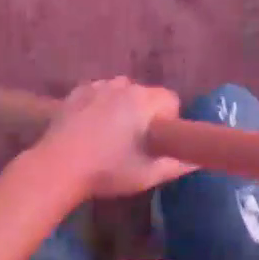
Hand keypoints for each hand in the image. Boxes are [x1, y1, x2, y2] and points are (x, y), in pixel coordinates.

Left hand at [28, 77, 194, 198]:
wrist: (59, 165)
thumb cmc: (108, 170)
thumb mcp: (148, 175)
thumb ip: (178, 164)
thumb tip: (198, 159)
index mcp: (145, 100)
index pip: (171, 100)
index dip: (169, 120)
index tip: (157, 142)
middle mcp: (124, 85)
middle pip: (145, 94)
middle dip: (144, 114)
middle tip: (134, 143)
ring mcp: (99, 84)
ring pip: (121, 92)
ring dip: (122, 107)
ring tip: (110, 136)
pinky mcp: (78, 90)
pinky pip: (99, 93)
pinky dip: (100, 105)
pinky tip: (90, 128)